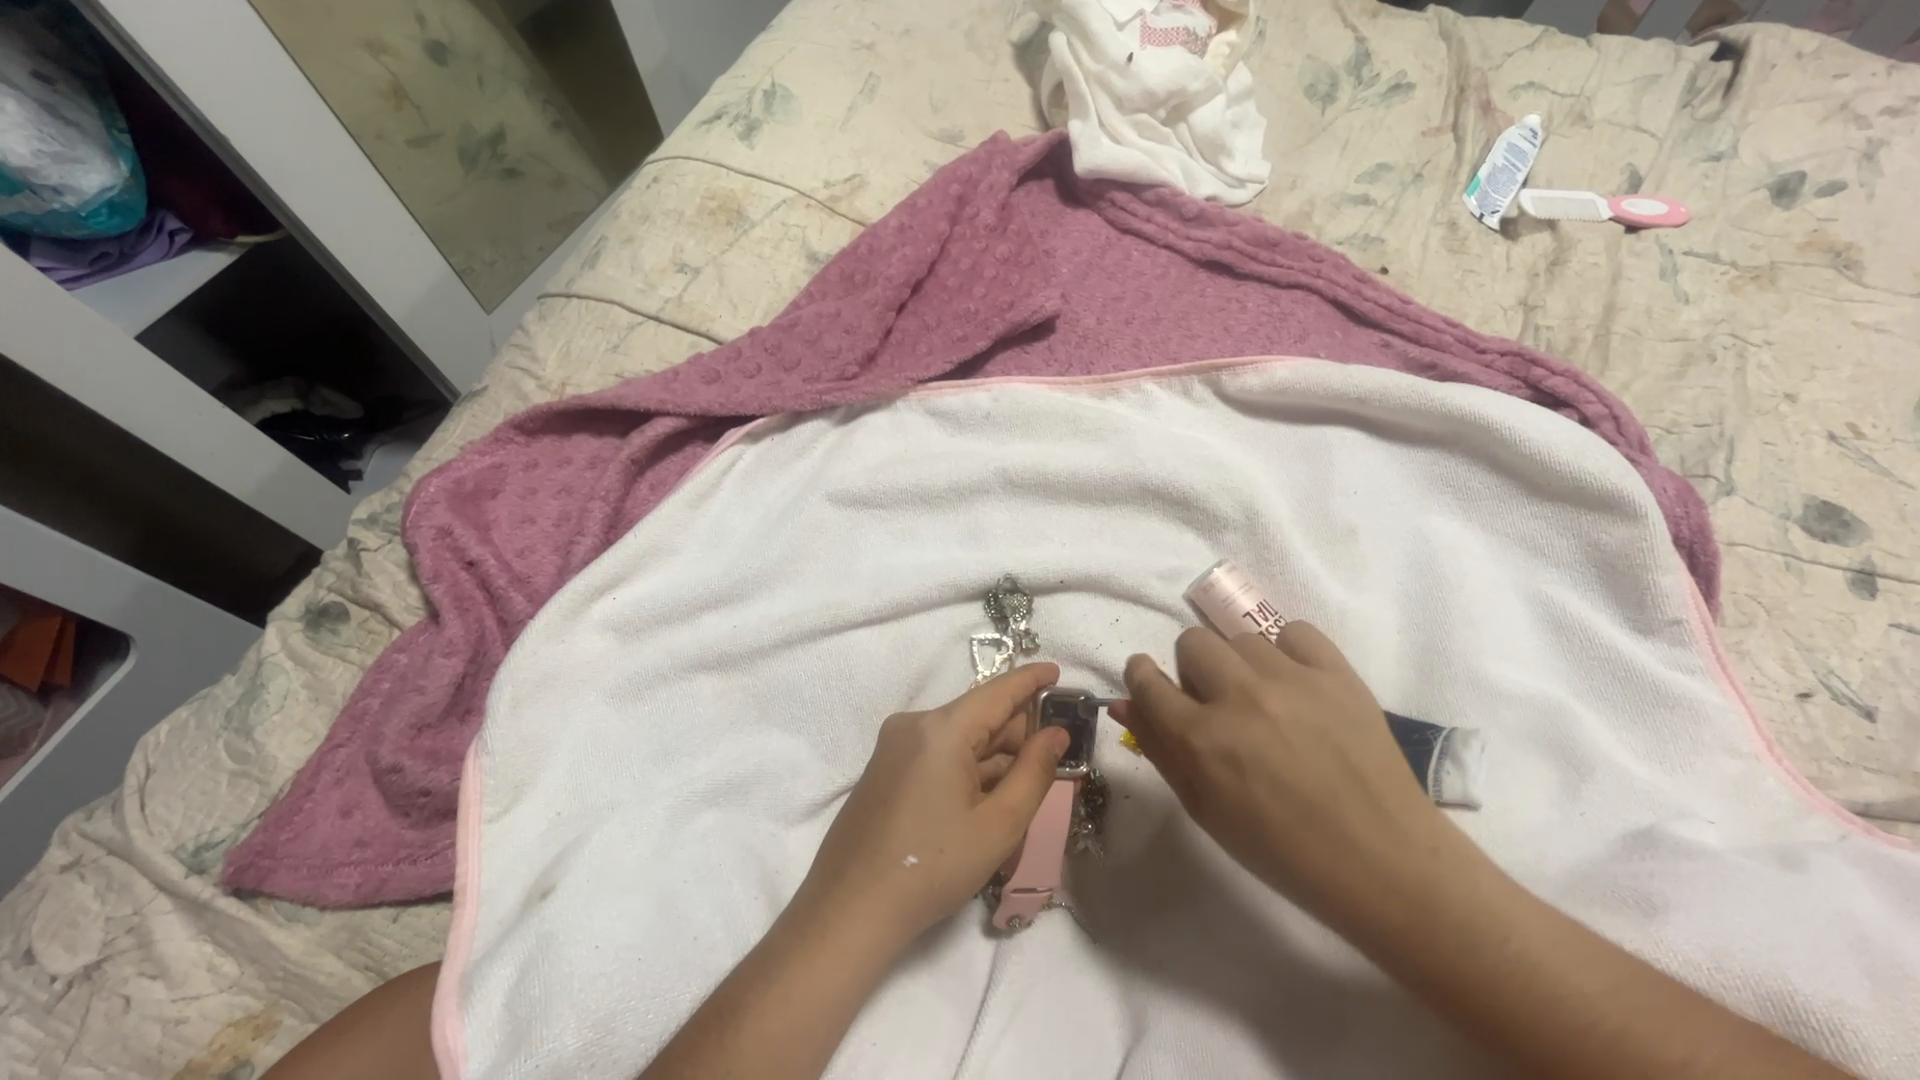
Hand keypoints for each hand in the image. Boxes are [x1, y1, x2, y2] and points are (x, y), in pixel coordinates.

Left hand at [787, 664, 1069, 949]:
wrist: (851, 909)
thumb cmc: (933, 867)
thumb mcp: (999, 825)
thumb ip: (1035, 772)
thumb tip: (1056, 733)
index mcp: (940, 729)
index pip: (997, 692)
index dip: (1031, 680)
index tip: (1060, 672)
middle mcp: (913, 726)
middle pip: (979, 717)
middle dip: (1020, 734)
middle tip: (1060, 756)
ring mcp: (894, 749)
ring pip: (961, 741)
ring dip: (997, 759)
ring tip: (1031, 787)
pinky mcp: (886, 772)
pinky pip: (938, 758)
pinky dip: (969, 771)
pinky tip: (991, 801)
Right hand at [1113, 623, 1472, 924]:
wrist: (1378, 859)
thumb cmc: (1279, 848)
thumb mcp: (1204, 808)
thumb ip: (1160, 750)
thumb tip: (1125, 704)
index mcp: (1201, 739)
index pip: (1147, 680)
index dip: (1143, 677)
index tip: (1152, 684)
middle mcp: (1240, 697)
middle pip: (1192, 643)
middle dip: (1192, 669)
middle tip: (1214, 703)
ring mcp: (1292, 680)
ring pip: (1241, 638)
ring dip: (1240, 664)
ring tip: (1262, 700)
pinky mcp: (1338, 674)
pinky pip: (1296, 631)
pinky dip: (1286, 651)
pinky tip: (1294, 683)